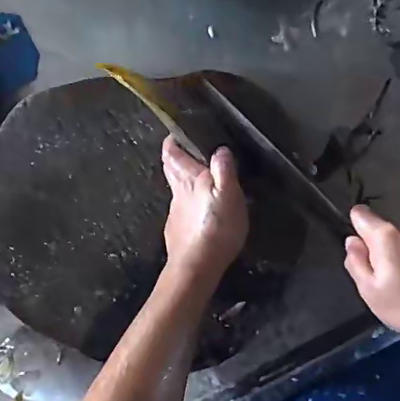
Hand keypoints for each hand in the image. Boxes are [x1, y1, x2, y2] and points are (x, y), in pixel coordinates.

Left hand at [160, 138, 247, 276]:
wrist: (195, 266)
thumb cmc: (215, 228)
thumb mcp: (228, 195)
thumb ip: (223, 171)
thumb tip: (220, 149)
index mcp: (187, 179)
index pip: (172, 154)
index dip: (171, 142)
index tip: (174, 134)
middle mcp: (176, 193)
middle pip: (171, 171)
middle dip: (175, 159)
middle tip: (184, 151)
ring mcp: (174, 213)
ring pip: (177, 190)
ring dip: (184, 181)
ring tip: (199, 179)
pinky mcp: (177, 231)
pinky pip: (182, 211)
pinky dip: (188, 204)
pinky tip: (199, 212)